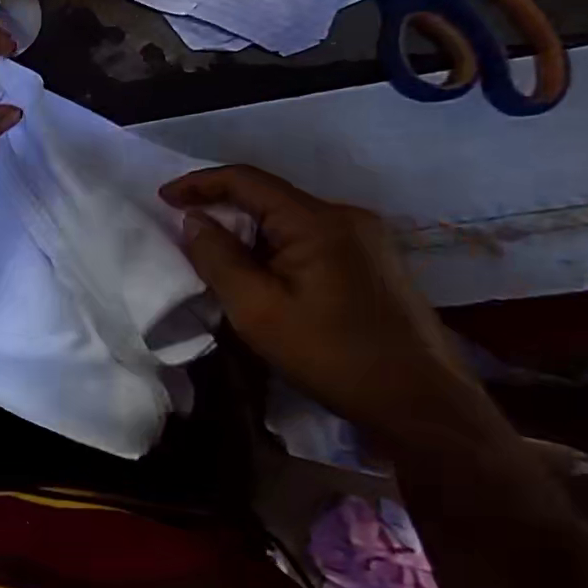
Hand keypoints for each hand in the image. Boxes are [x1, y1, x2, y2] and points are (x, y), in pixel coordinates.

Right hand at [160, 165, 483, 449]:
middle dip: (223, 208)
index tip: (163, 198)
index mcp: (318, 220)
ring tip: (219, 257)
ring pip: (289, 218)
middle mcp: (346, 215)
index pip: (246, 180)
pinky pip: (310, 236)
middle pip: (269, 196)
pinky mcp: (374, 259)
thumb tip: (194, 220)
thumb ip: (218, 258)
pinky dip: (275, 245)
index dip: (199, 183)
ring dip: (249, 230)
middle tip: (187, 231)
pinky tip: (264, 273)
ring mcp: (366, 236)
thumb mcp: (258, 311)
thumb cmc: (333, 357)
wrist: (424, 406)